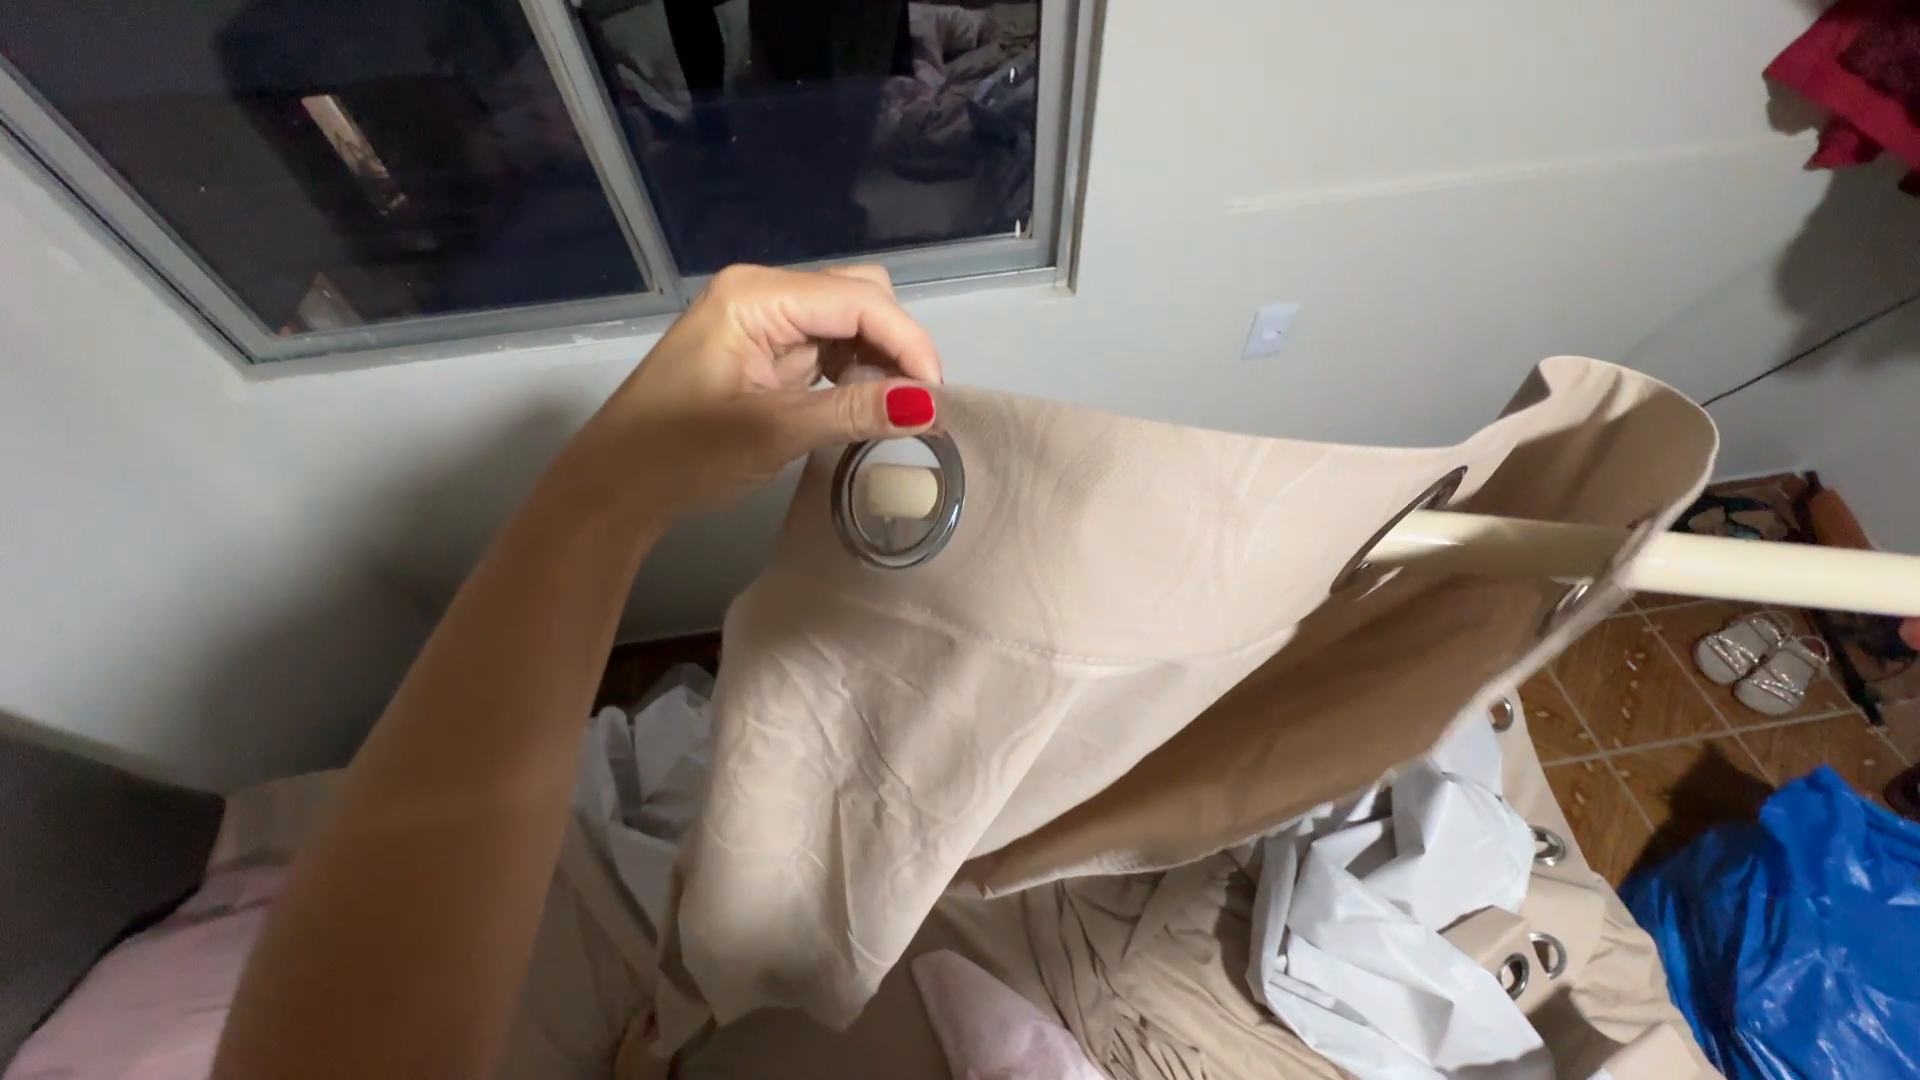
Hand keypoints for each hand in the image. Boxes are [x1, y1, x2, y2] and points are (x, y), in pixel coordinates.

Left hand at [568, 264, 942, 520]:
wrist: (617, 485)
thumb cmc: (683, 456)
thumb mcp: (776, 433)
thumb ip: (854, 411)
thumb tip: (932, 406)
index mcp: (756, 296)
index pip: (859, 299)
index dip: (909, 343)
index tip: (937, 399)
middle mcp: (762, 292)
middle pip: (857, 295)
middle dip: (895, 345)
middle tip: (912, 406)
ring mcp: (760, 318)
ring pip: (846, 319)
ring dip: (876, 359)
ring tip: (884, 411)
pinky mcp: (761, 347)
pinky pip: (825, 344)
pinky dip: (851, 370)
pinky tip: (855, 403)